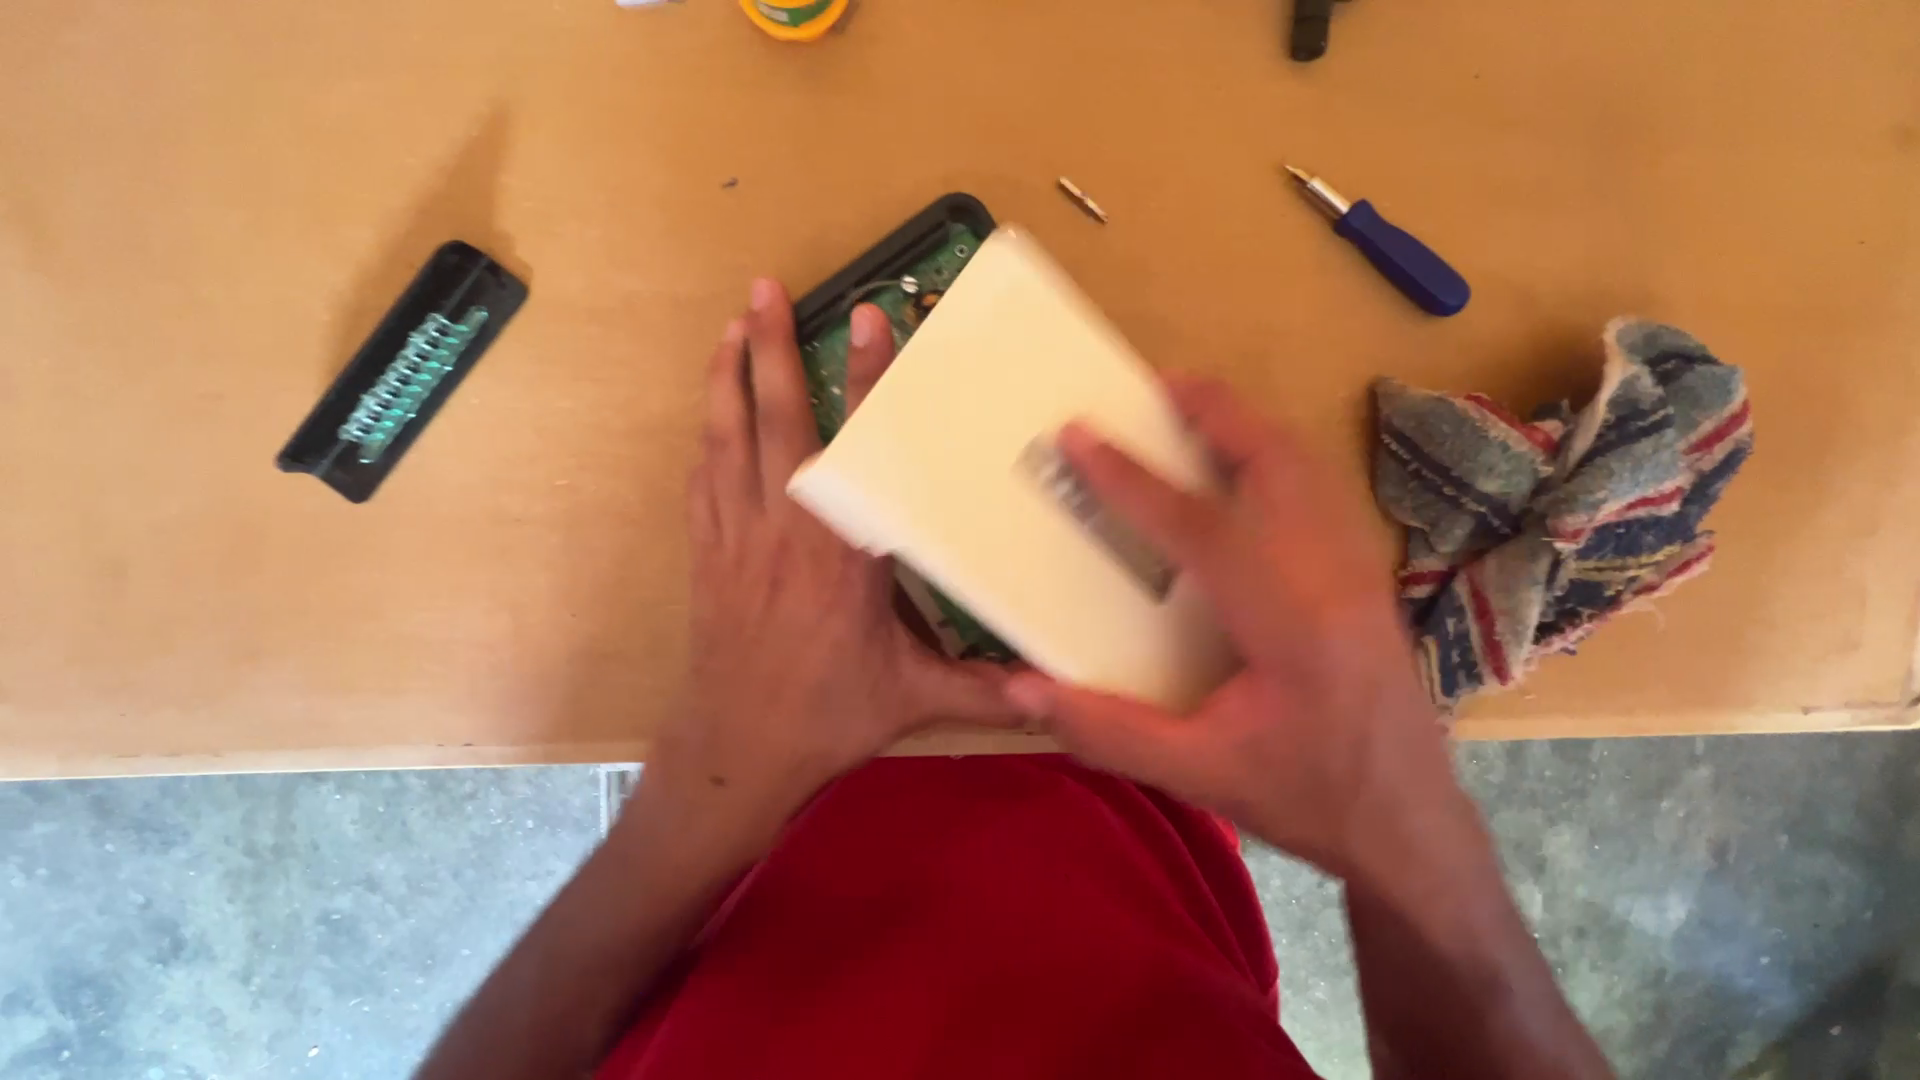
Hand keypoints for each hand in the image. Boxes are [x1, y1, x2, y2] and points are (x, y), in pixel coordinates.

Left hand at [652, 278, 1014, 838]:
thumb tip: (1052, 688)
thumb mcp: (915, 697)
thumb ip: (985, 686)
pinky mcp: (707, 553)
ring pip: (725, 437)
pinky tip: (711, 414)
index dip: (864, 379)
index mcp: (843, 551)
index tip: (866, 319)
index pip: (858, 447)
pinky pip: (703, 478)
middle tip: (764, 288)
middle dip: (768, 348)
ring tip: (730, 329)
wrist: (737, 748)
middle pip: (773, 419)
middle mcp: (785, 526)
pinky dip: (708, 436)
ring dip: (727, 378)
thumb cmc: (828, 715)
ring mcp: (736, 535)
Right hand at [1005, 374, 1464, 881]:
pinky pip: (1319, 490)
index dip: (1133, 480)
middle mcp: (1334, 578)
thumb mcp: (1199, 775)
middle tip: (1156, 383)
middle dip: (1215, 411)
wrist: (1412, 827)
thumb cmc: (1306, 798)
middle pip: (1276, 463)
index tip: (1081, 436)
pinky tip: (1244, 468)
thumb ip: (1107, 731)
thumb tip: (1021, 687)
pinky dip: (1276, 456)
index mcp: (1290, 624)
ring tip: (1194, 406)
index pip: (1202, 528)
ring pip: (1307, 468)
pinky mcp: (1367, 578)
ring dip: (1249, 426)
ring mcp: (1361, 572)